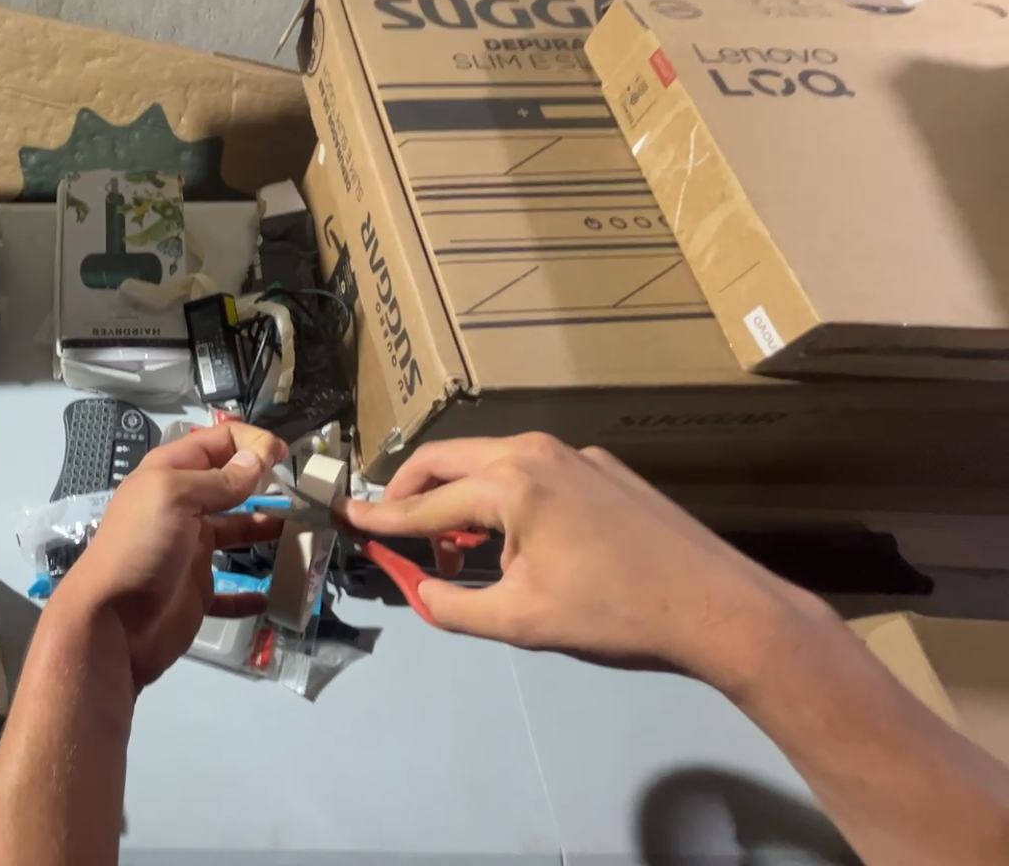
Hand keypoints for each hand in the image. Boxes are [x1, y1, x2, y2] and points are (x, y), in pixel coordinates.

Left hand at [52, 423, 288, 689]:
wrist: (112, 621)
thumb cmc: (140, 546)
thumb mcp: (175, 496)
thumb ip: (218, 479)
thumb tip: (258, 457)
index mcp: (170, 474)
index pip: (216, 441)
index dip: (251, 442)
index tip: (286, 457)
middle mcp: (182, 506)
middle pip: (230, 484)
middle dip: (265, 484)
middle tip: (305, 494)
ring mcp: (190, 548)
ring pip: (237, 531)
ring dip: (268, 531)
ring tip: (305, 534)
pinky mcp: (197, 589)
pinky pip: (232, 589)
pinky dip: (253, 590)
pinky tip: (274, 590)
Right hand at [343, 433, 823, 687]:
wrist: (728, 612)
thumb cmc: (615, 616)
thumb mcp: (521, 622)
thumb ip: (452, 603)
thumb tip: (418, 588)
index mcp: (509, 485)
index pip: (424, 504)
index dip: (380, 516)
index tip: (345, 514)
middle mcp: (531, 450)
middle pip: (442, 459)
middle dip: (409, 490)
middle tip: (394, 524)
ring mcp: (568, 452)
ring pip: (482, 459)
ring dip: (455, 492)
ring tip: (459, 541)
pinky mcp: (597, 463)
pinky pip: (524, 466)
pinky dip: (497, 491)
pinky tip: (516, 532)